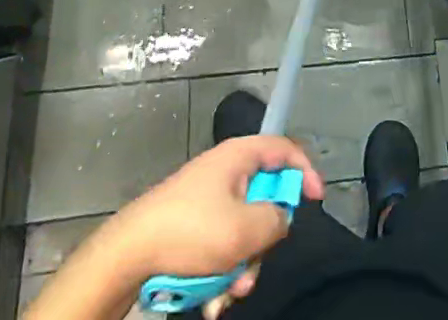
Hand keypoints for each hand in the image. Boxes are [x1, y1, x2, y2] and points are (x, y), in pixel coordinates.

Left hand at [102, 135, 321, 285]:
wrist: (131, 253)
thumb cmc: (191, 231)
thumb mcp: (245, 229)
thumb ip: (276, 220)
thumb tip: (279, 217)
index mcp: (237, 157)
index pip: (283, 148)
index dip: (305, 170)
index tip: (316, 201)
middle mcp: (224, 172)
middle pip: (264, 200)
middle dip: (263, 243)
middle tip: (253, 266)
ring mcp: (207, 199)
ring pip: (244, 232)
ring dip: (242, 267)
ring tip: (225, 292)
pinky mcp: (194, 225)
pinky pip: (223, 247)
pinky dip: (222, 273)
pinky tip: (210, 299)